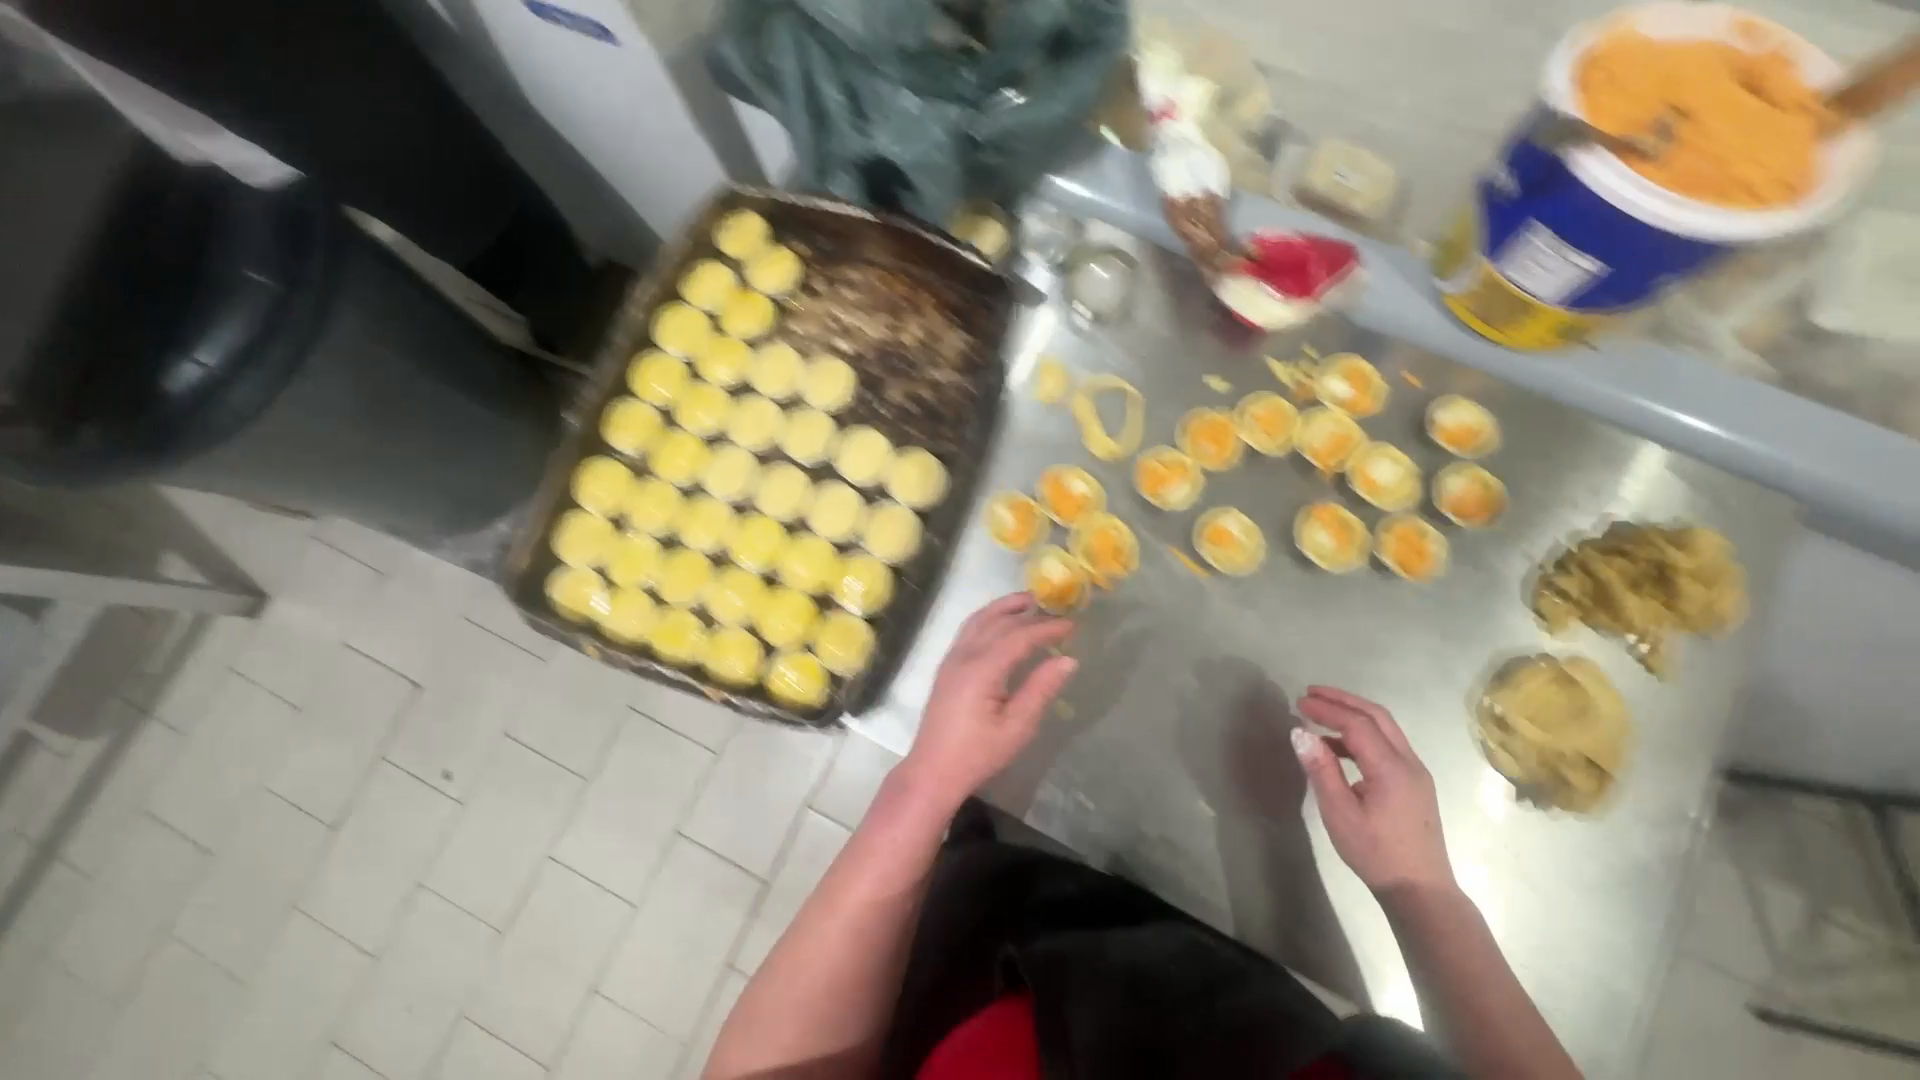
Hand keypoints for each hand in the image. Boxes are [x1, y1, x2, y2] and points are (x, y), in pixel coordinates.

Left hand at [898, 593, 1076, 810]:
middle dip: (1029, 614)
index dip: (1047, 628)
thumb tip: (1068, 659)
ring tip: (1030, 602)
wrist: (933, 770)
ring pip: (979, 620)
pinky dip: (989, 618)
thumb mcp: (1016, 727)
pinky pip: (969, 629)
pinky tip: (1002, 623)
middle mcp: (964, 656)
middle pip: (999, 622)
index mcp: (982, 669)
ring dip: (1005, 608)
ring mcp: (951, 659)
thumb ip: (1040, 689)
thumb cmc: (978, 754)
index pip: (1019, 636)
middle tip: (1058, 611)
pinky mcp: (947, 666)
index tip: (1073, 625)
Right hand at [1291, 686, 1453, 897]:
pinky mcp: (1414, 783)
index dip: (1327, 709)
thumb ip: (1321, 770)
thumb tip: (1300, 733)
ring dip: (1354, 715)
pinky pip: (1388, 745)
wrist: (1420, 890)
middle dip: (1343, 700)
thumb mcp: (1339, 814)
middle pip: (1377, 716)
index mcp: (1391, 768)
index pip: (1357, 724)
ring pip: (1386, 728)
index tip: (1299, 703)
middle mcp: (1409, 762)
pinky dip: (1362, 734)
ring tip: (1320, 714)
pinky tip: (1338, 747)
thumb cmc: (1375, 853)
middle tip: (1310, 693)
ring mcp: (1416, 772)